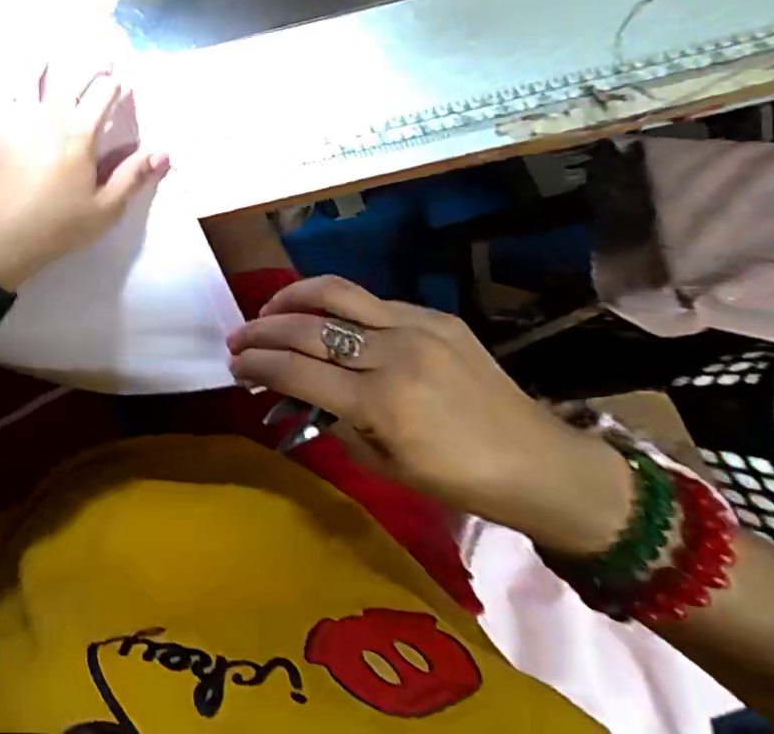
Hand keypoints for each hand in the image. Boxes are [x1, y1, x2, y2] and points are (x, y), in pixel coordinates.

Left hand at [0, 63, 169, 289]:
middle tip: (101, 58)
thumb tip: (164, 151)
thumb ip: (134, 176)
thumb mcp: (105, 208)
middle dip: (89, 66)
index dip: (116, 85)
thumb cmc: (58, 226)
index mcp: (80, 133)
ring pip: (29, 82)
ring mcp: (17, 123)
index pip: (104, 95)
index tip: (124, 80)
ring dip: (40, 65)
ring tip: (47, 52)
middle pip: (71, 79)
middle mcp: (49, 117)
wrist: (2, 241)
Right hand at [227, 276, 633, 555]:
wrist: (538, 461)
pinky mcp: (436, 315)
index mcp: (381, 404)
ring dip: (292, 298)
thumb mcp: (383, 465)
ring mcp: (418, 326)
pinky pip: (373, 302)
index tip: (234, 365)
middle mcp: (395, 354)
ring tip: (269, 310)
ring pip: (337, 293)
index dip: (257, 365)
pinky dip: (338, 308)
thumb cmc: (457, 480)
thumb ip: (334, 422)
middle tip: (238, 338)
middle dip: (262, 330)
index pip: (297, 371)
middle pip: (307, 326)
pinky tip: (327, 321)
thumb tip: (294, 393)